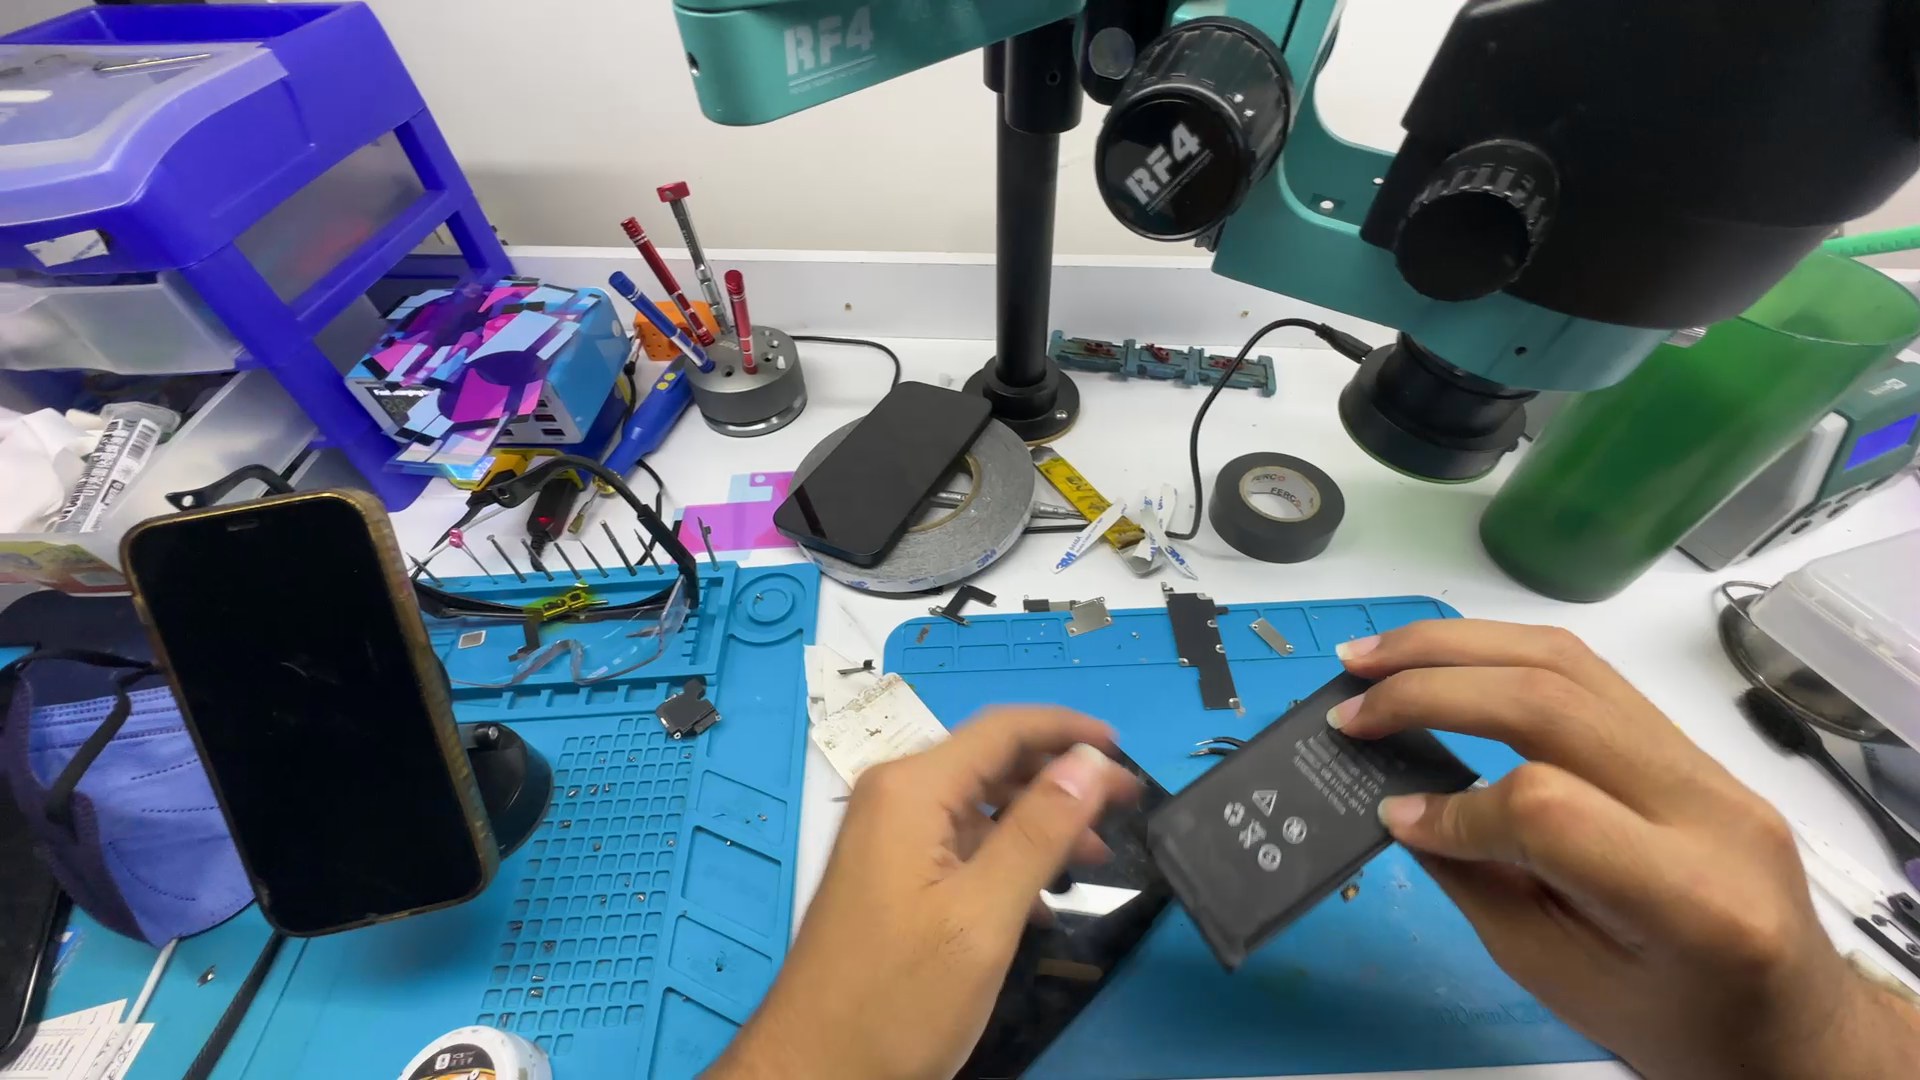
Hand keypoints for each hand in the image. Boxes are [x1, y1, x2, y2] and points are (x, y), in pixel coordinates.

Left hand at [707, 707, 1138, 1079]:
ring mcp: (889, 831)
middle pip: (991, 761)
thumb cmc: (898, 997)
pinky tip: (1041, 897)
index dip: (1066, 729)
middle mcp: (896, 793)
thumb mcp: (983, 915)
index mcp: (912, 787)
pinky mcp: (891, 866)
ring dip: (1037, 819)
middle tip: (1123, 803)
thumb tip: (1090, 759)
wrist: (811, 1073)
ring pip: (978, 802)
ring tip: (1095, 853)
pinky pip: (958, 839)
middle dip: (1059, 776)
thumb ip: (1040, 831)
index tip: (1122, 747)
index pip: (1002, 729)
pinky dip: (1005, 854)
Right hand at [1330, 620, 1919, 1079]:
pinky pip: (1575, 665)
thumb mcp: (1547, 967)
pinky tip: (1435, 656)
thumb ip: (1468, 873)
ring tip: (1374, 657)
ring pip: (1559, 658)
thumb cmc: (1664, 1015)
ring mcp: (1699, 759)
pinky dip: (1487, 649)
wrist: (1788, 1016)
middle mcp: (1705, 806)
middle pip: (1546, 700)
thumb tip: (1397, 802)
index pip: (1543, 808)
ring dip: (1448, 645)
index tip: (1391, 817)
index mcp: (1689, 896)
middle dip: (1427, 688)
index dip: (1449, 807)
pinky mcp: (1676, 736)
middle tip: (1349, 696)